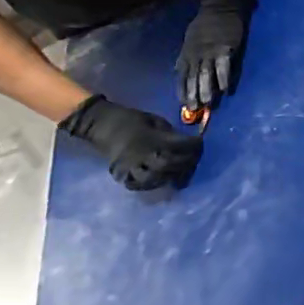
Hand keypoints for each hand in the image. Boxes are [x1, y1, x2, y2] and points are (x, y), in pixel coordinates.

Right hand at [59, 95, 202, 190]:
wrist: (102, 123)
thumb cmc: (131, 119)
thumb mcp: (154, 120)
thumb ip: (169, 133)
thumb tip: (185, 143)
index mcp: (152, 137)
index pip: (179, 145)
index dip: (194, 145)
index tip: (201, 144)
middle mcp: (144, 153)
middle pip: (170, 164)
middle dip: (186, 164)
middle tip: (193, 162)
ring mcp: (132, 165)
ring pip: (155, 177)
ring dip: (170, 177)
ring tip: (178, 175)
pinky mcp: (123, 172)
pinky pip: (138, 184)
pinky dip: (150, 185)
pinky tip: (159, 181)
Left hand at [176, 0, 251, 110]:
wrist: (220, 7)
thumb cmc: (206, 24)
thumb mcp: (190, 39)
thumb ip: (187, 56)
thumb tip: (181, 71)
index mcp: (187, 53)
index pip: (181, 76)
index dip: (182, 90)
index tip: (183, 104)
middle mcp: (196, 55)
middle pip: (193, 78)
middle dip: (193, 94)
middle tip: (195, 109)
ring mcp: (210, 52)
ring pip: (206, 75)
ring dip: (207, 90)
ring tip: (208, 103)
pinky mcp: (225, 49)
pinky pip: (223, 67)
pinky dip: (224, 79)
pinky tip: (225, 90)